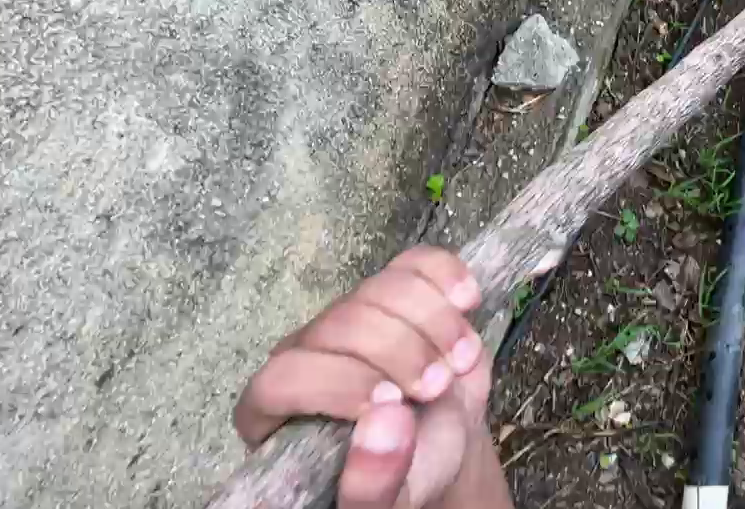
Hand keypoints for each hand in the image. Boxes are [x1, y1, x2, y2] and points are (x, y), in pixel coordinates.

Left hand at [234, 247, 494, 508]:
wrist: (443, 437)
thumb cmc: (405, 473)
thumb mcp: (387, 501)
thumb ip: (371, 482)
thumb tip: (384, 424)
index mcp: (276, 409)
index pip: (284, 378)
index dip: (337, 384)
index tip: (392, 404)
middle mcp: (309, 349)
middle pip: (342, 324)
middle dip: (400, 351)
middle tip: (439, 386)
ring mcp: (358, 309)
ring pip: (385, 287)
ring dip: (434, 321)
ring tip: (462, 360)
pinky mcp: (404, 285)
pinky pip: (419, 260)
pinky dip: (448, 275)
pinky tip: (468, 302)